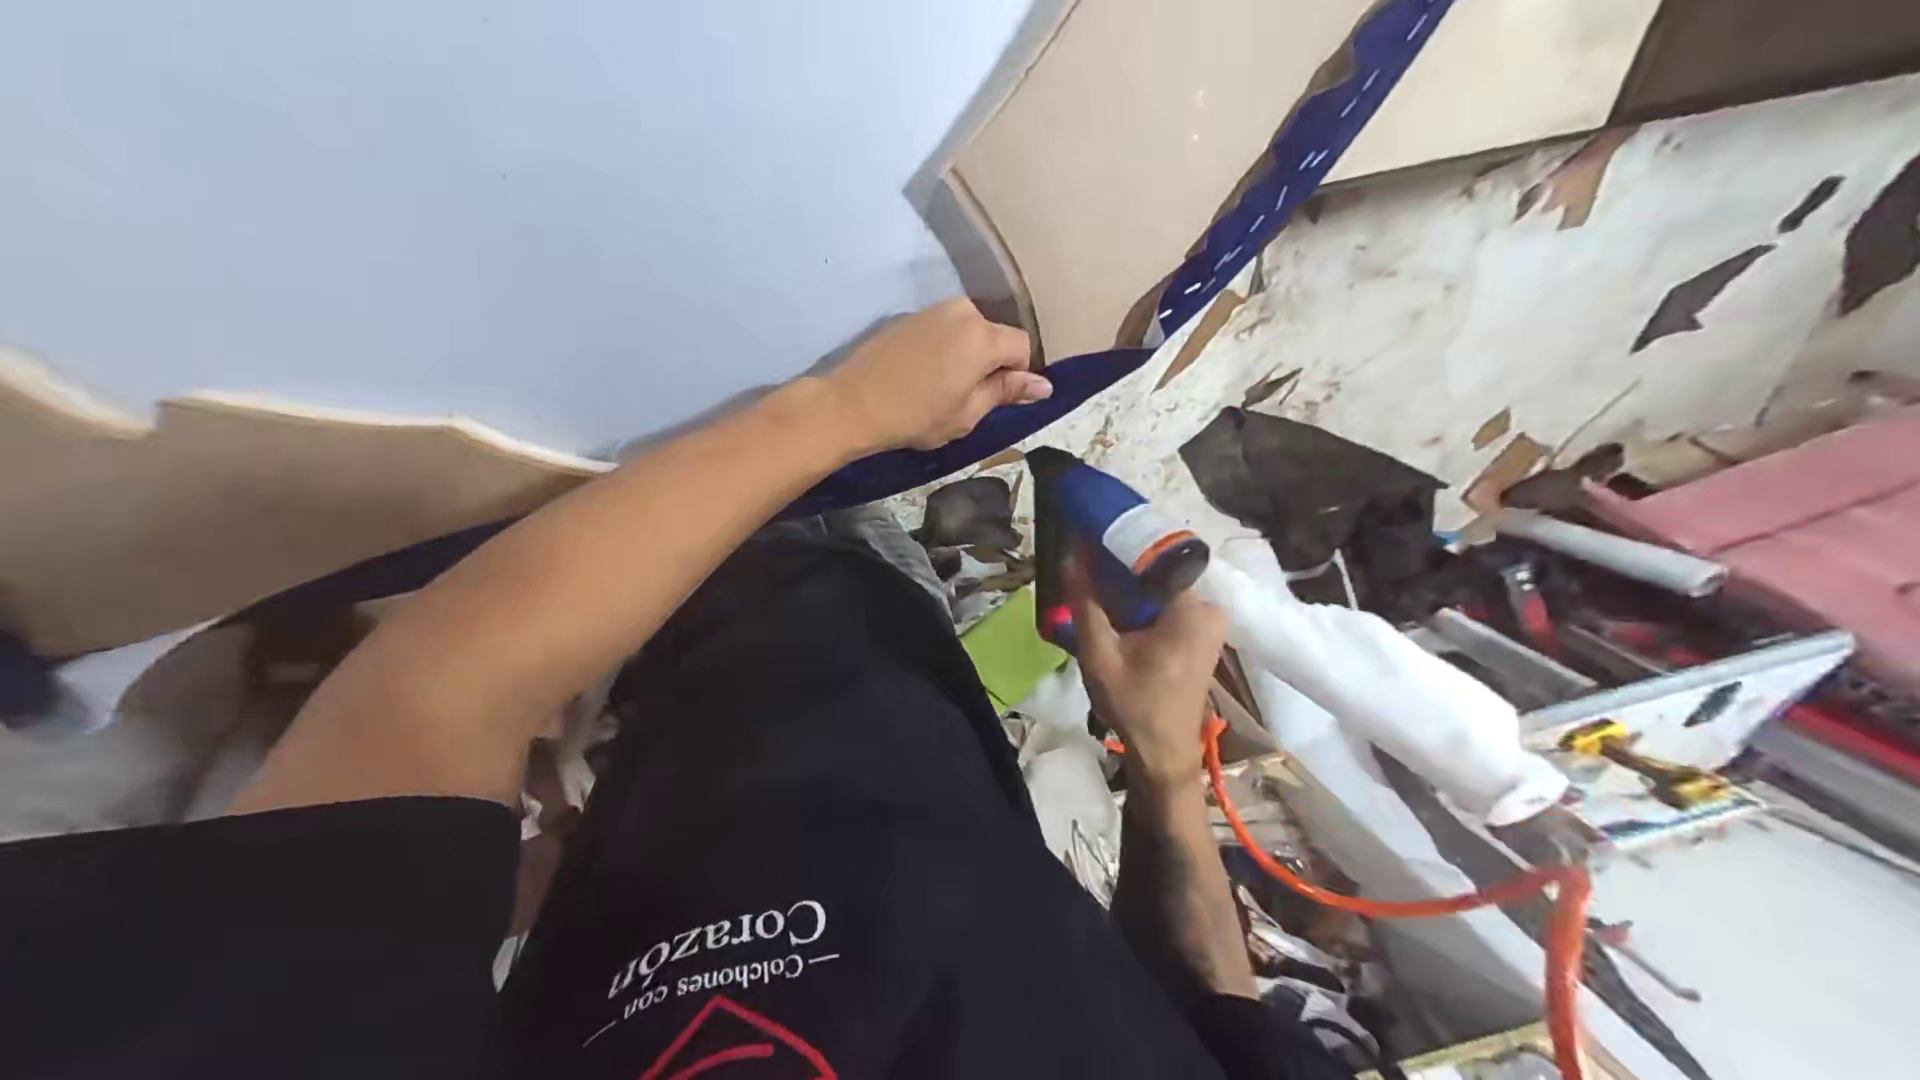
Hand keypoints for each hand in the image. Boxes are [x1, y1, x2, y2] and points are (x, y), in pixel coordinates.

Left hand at [824, 298, 1048, 451]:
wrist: (853, 403)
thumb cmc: (917, 416)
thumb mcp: (967, 413)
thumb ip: (1006, 392)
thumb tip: (1044, 386)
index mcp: (982, 336)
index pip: (1022, 346)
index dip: (1018, 374)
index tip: (999, 399)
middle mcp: (962, 311)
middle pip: (996, 335)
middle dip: (993, 363)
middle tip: (970, 397)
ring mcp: (934, 309)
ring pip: (971, 331)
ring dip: (969, 355)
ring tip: (946, 387)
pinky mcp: (913, 316)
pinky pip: (946, 329)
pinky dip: (948, 348)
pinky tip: (926, 374)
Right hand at [1067, 555, 1225, 785]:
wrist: (1164, 752)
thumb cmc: (1134, 704)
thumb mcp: (1100, 653)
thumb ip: (1085, 601)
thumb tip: (1072, 552)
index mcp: (1192, 609)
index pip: (1156, 555)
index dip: (1121, 542)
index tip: (1091, 533)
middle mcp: (1209, 608)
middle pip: (1160, 569)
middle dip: (1122, 563)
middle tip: (1086, 557)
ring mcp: (1210, 621)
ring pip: (1163, 584)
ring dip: (1130, 581)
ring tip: (1094, 576)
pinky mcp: (1202, 632)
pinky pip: (1169, 601)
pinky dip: (1142, 598)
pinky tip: (1115, 601)